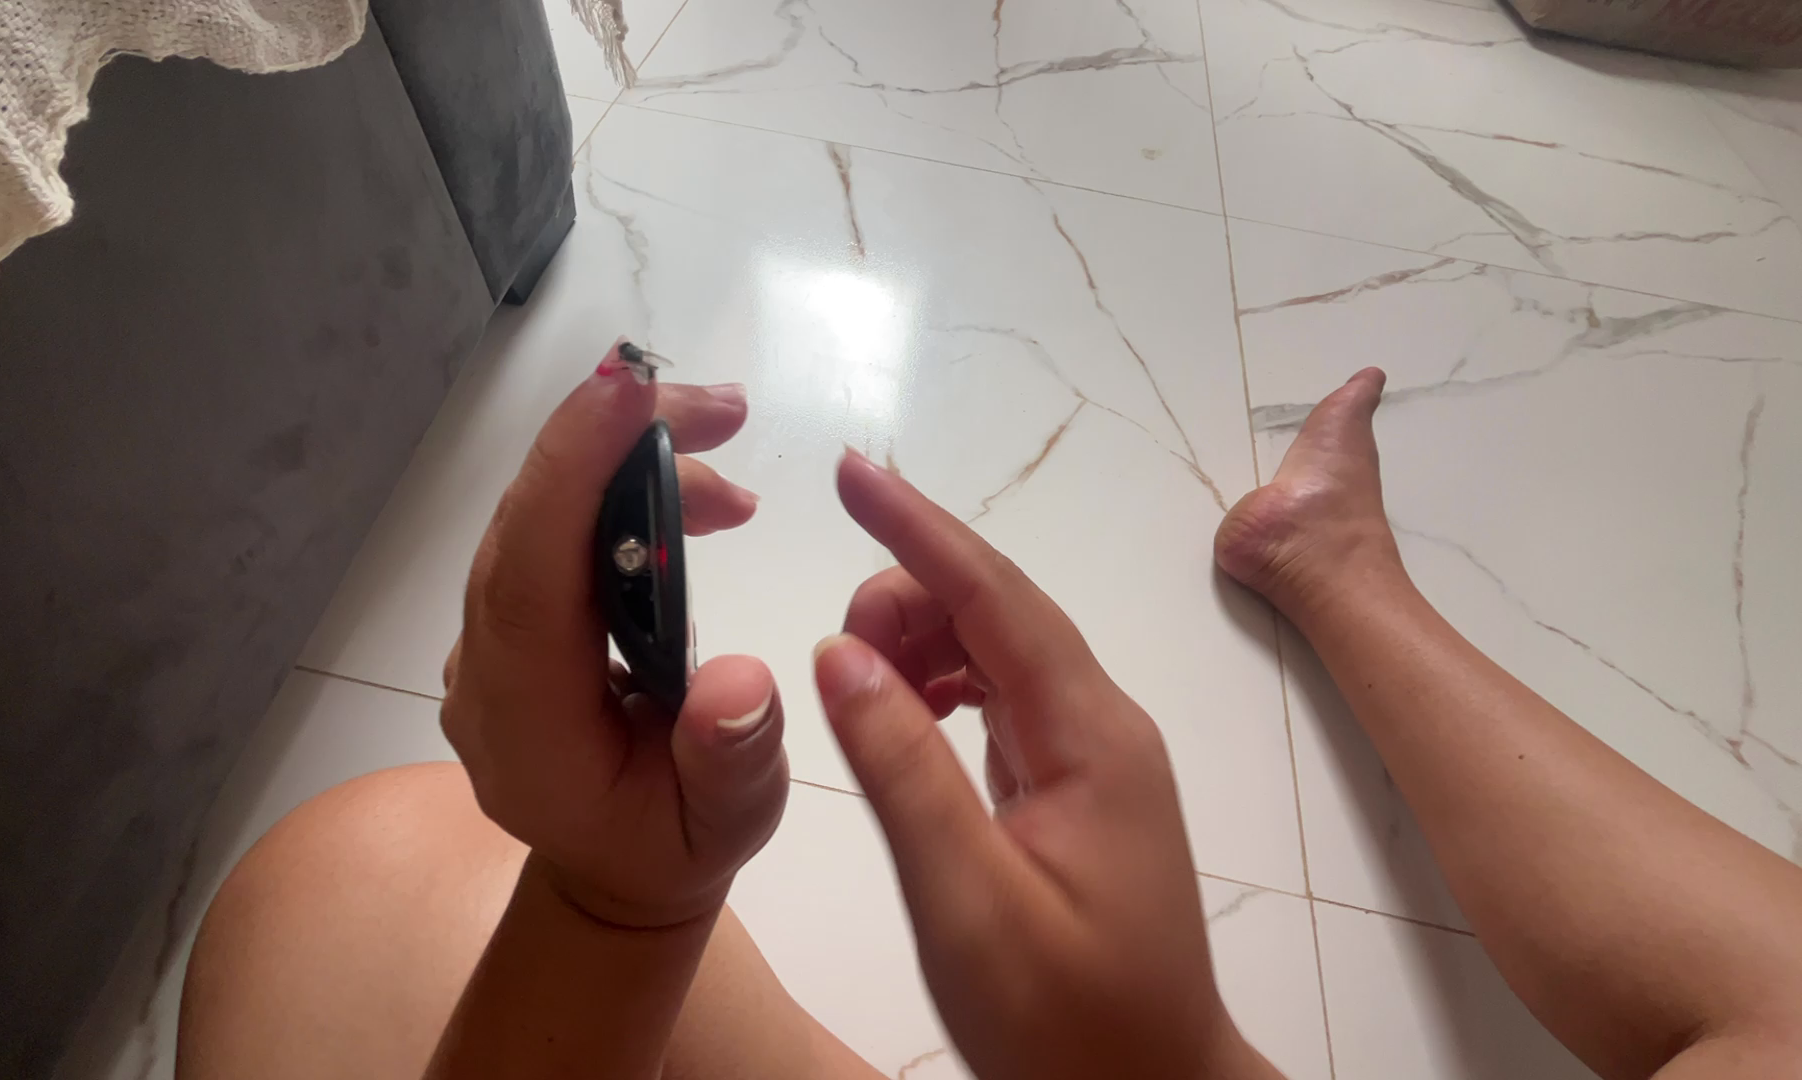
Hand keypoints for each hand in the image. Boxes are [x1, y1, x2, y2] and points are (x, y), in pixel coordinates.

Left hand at [441, 344, 788, 928]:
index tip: (631, 386)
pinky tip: (699, 503)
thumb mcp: (724, 822)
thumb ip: (728, 761)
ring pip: (545, 515)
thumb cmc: (671, 846)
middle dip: (619, 444)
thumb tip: (739, 680)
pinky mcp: (522, 617)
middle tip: (724, 409)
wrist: (615, 865)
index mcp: (527, 727)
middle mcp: (491, 667)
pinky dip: (625, 493)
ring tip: (735, 487)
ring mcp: (498, 637)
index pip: (528, 581)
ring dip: (634, 467)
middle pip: (531, 522)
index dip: (572, 475)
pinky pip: (559, 530)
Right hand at [813, 451, 1280, 1078]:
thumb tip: (840, 653)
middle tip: (838, 654)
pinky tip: (905, 709)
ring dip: (919, 640)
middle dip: (906, 598)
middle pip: (994, 609)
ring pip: (991, 644)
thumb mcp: (966, 900)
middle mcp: (1096, 717)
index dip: (917, 528)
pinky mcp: (1068, 768)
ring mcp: (1086, 742)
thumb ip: (902, 767)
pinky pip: (995, 689)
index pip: (993, 594)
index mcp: (1088, 734)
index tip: (851, 473)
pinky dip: (938, 680)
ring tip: (865, 685)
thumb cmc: (1064, 1021)